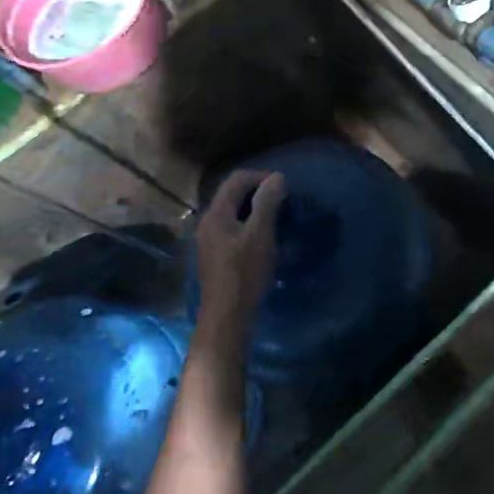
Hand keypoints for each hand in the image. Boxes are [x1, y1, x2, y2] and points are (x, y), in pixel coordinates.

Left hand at [194, 171, 287, 328]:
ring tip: (279, 219)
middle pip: (233, 195)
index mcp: (216, 213)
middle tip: (284, 202)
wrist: (227, 316)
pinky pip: (233, 229)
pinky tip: (265, 239)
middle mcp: (208, 222)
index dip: (261, 177)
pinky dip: (250, 226)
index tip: (285, 187)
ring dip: (256, 210)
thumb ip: (267, 203)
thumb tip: (276, 177)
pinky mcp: (215, 255)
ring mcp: (209, 240)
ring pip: (234, 213)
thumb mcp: (260, 234)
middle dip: (259, 193)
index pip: (236, 179)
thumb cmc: (245, 273)